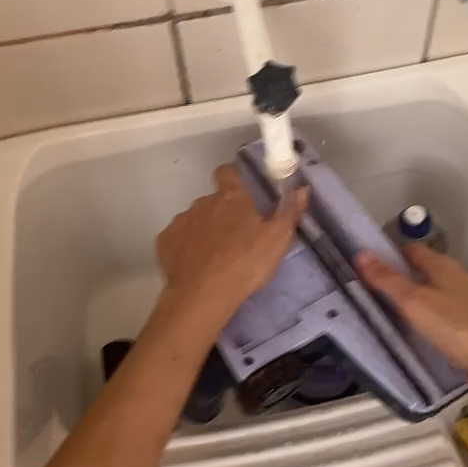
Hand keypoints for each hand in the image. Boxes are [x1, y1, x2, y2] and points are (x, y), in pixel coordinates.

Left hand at [155, 165, 308, 319]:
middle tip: (235, 238)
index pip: (227, 172)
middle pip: (212, 201)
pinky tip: (195, 264)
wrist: (205, 294)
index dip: (233, 179)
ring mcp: (181, 221)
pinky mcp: (165, 241)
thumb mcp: (278, 239)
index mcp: (232, 198)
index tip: (240, 193)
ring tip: (214, 256)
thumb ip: (289, 211)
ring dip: (203, 230)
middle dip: (221, 213)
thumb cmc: (247, 263)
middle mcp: (203, 202)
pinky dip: (185, 246)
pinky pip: (177, 238)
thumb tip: (302, 188)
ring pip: (194, 219)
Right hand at [355, 244, 467, 399]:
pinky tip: (415, 335)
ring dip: (412, 301)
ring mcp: (466, 304)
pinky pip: (442, 316)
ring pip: (432, 294)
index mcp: (443, 267)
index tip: (368, 267)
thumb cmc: (456, 327)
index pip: (412, 250)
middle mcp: (456, 280)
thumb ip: (387, 280)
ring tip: (387, 315)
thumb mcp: (414, 302)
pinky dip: (426, 320)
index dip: (390, 254)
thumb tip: (360, 254)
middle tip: (370, 293)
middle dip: (399, 279)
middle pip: (423, 272)